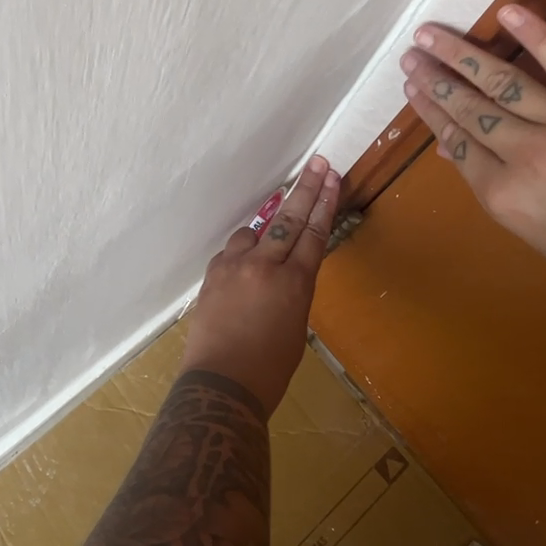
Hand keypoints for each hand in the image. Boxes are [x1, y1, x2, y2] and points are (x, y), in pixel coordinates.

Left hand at [179, 156, 342, 417]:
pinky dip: (243, 254)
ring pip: (255, 232)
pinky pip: (233, 252)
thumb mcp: (296, 328)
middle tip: (318, 163)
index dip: (324, 204)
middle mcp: (264, 265)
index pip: (314, 233)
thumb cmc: (270, 368)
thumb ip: (294, 291)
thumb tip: (287, 271)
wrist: (221, 382)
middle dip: (306, 190)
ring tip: (272, 244)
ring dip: (266, 232)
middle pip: (289, 219)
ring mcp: (234, 264)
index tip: (332, 178)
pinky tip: (245, 269)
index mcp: (295, 283)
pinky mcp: (213, 271)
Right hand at [397, 4, 545, 327]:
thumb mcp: (544, 238)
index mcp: (507, 197)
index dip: (429, 111)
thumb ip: (500, 191)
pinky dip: (540, 37)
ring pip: (505, 83)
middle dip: (434, 80)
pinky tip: (510, 13)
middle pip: (470, 109)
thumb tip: (458, 154)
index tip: (410, 87)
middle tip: (409, 55)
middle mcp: (529, 157)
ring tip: (432, 35)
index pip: (456, 142)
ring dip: (463, 56)